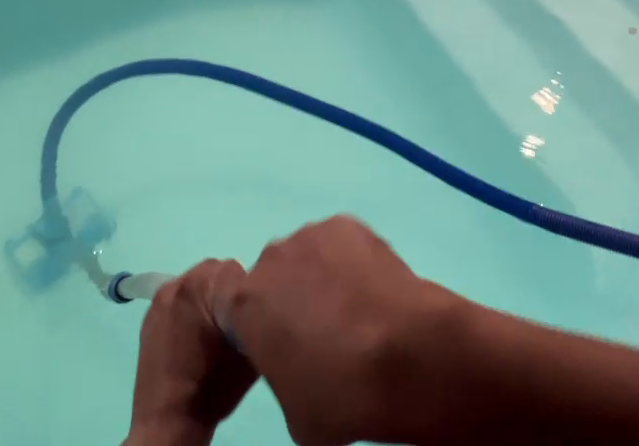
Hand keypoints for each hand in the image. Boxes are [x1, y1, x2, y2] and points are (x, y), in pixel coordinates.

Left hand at [125, 259, 257, 445]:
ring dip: (204, 296)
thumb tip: (257, 300)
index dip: (246, 290)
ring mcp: (160, 299)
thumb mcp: (249, 346)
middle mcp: (179, 283)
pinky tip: (191, 335)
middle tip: (230, 319)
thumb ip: (254, 311)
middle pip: (212, 271)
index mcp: (203, 285)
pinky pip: (176, 299)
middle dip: (224, 289)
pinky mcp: (149, 315)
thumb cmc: (216, 383)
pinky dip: (186, 308)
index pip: (235, 269)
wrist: (171, 417)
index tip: (248, 311)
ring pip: (194, 283)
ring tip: (210, 328)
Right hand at [221, 216, 470, 445]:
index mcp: (246, 304)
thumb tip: (297, 369)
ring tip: (355, 308)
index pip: (232, 302)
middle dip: (291, 296)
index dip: (255, 319)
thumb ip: (281, 376)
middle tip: (323, 329)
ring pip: (309, 255)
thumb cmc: (342, 393)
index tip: (277, 338)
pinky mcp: (348, 225)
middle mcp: (271, 259)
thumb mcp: (295, 413)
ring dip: (323, 275)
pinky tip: (374, 289)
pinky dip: (353, 261)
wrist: (406, 355)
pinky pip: (341, 242)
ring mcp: (311, 236)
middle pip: (274, 275)